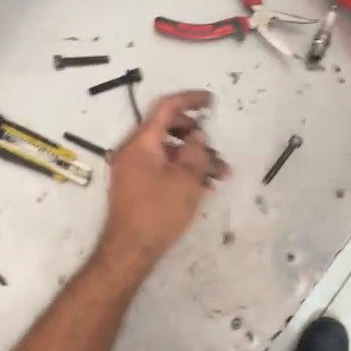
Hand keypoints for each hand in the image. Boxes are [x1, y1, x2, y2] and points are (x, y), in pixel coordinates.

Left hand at [97, 90, 229, 273]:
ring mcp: (132, 168)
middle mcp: (132, 150)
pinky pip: (162, 167)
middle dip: (196, 136)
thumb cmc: (158, 212)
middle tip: (215, 148)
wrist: (129, 251)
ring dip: (194, 158)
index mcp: (141, 142)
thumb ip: (195, 151)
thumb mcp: (186, 179)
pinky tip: (204, 185)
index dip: (190, 99)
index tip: (210, 101)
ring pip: (168, 151)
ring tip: (220, 174)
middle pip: (167, 129)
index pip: (166, 107)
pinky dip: (182, 170)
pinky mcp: (136, 185)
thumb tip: (197, 136)